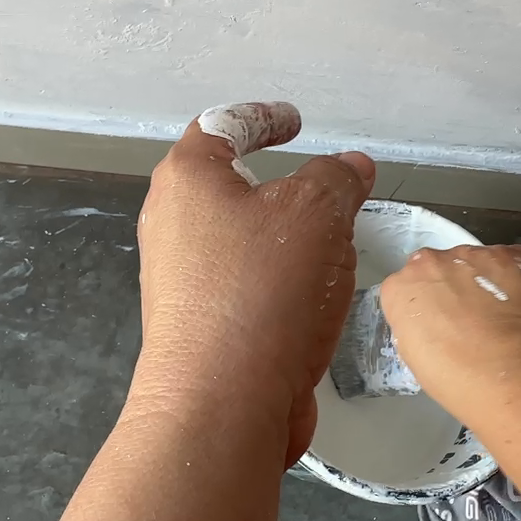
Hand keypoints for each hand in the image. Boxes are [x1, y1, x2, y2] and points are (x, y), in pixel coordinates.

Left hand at [132, 102, 374, 465]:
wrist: (219, 403)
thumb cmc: (261, 289)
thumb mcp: (315, 214)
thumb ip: (336, 179)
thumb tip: (350, 165)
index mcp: (186, 180)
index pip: (220, 125)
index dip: (262, 117)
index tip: (296, 124)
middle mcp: (169, 223)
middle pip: (227, 184)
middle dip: (280, 184)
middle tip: (321, 190)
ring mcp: (176, 277)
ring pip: (238, 238)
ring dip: (284, 237)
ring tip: (328, 247)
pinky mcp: (192, 322)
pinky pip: (240, 282)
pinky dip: (276, 279)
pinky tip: (311, 299)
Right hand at [380, 244, 520, 387]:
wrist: (507, 374)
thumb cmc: (454, 377)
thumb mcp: (416, 354)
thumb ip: (417, 326)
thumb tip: (435, 325)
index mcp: (399, 288)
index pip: (407, 289)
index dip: (426, 306)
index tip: (438, 324)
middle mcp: (429, 263)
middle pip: (437, 269)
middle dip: (450, 286)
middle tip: (469, 317)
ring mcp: (469, 255)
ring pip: (473, 261)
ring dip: (483, 278)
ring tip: (503, 311)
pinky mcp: (508, 257)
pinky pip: (514, 257)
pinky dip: (519, 272)